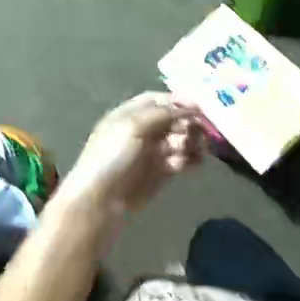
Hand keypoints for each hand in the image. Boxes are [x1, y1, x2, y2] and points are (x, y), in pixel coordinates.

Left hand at [57, 92, 204, 220]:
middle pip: (173, 119)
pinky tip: (195, 163)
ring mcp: (152, 151)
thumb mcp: (133, 126)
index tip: (198, 108)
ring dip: (191, 141)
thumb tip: (191, 107)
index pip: (158, 100)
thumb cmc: (112, 157)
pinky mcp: (161, 172)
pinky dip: (190, 159)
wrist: (101, 200)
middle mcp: (143, 130)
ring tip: (194, 150)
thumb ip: (163, 113)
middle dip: (187, 123)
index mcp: (130, 114)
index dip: (178, 102)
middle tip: (198, 132)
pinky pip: (181, 160)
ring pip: (180, 139)